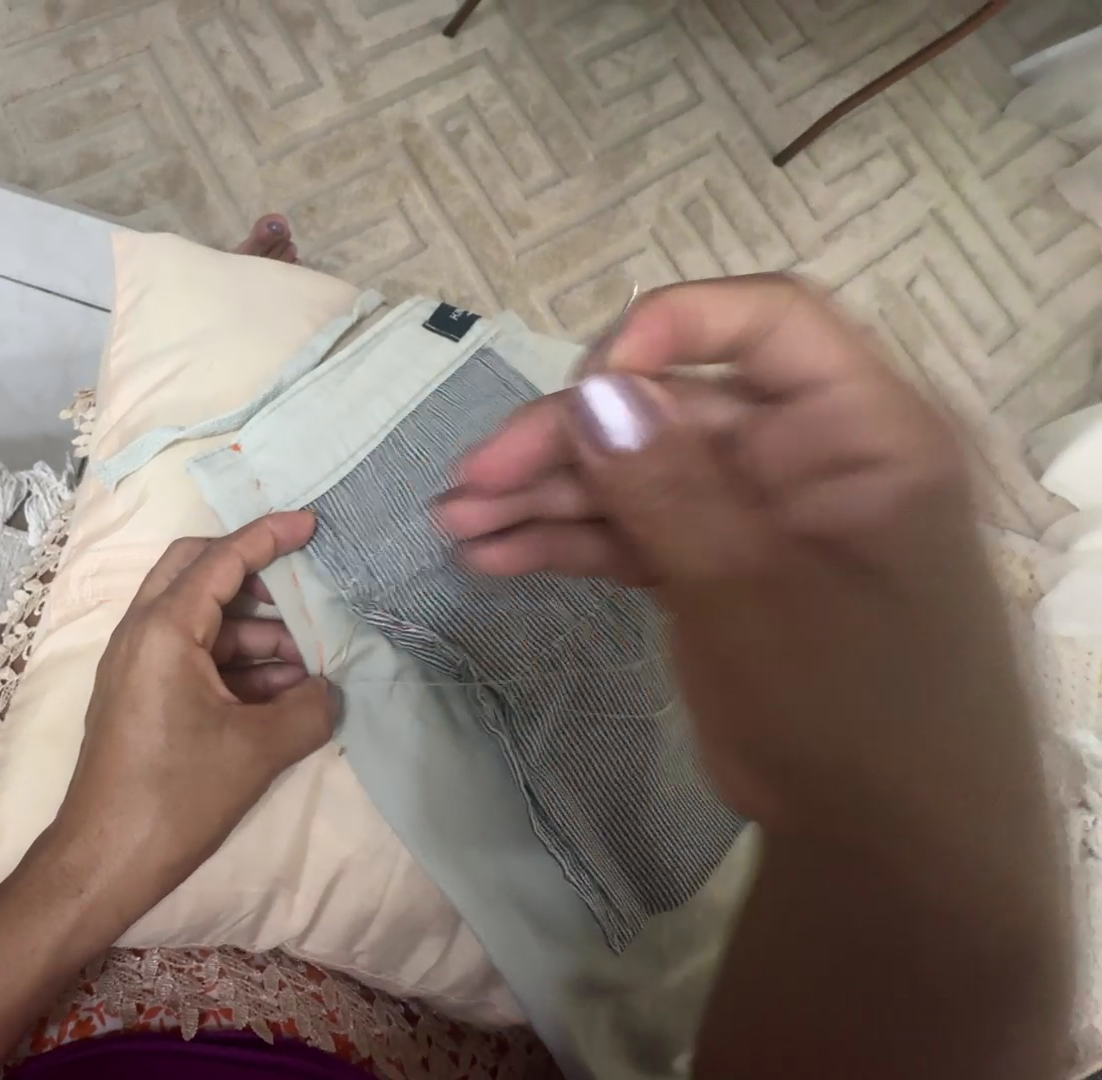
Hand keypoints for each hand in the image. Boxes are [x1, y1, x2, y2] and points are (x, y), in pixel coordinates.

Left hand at [48, 511, 338, 909]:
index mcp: (163, 628)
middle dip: (251, 572)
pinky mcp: (139, 691)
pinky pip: (190, 654)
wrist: (103, 858)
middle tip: (300, 589)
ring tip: (308, 664)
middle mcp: (141, 631)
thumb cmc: (176, 795)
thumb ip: (310, 710)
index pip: (220, 560)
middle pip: (196, 570)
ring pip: (199, 618)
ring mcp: (135, 661)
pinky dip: (233, 663)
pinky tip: (277, 693)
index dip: (268, 535)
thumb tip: (332, 689)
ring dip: (252, 631)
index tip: (309, 523)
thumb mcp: (258, 750)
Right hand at [433, 275, 1044, 839]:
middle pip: (653, 413)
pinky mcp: (692, 564)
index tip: (584, 384)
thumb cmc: (853, 707)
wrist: (872, 834)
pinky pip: (612, 534)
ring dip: (532, 499)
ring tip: (455, 528)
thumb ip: (671, 487)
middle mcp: (787, 458)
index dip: (668, 330)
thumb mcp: (755, 589)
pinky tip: (490, 560)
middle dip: (555, 445)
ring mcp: (733, 515)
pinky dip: (552, 543)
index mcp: (851, 433)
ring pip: (618, 477)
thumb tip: (591, 392)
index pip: (764, 325)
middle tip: (467, 485)